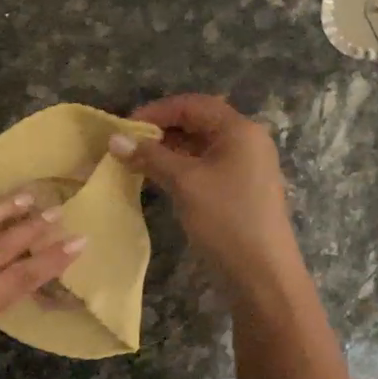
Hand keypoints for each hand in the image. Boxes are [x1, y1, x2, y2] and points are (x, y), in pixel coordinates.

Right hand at [109, 94, 294, 277]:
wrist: (262, 274)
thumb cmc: (226, 219)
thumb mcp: (184, 183)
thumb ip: (150, 156)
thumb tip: (114, 139)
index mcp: (240, 130)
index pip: (193, 104)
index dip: (157, 111)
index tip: (125, 127)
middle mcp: (246, 141)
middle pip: (198, 122)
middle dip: (161, 130)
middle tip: (127, 144)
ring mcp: (246, 166)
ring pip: (200, 146)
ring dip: (168, 150)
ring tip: (136, 161)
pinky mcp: (240, 189)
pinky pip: (205, 166)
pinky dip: (180, 166)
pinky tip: (157, 178)